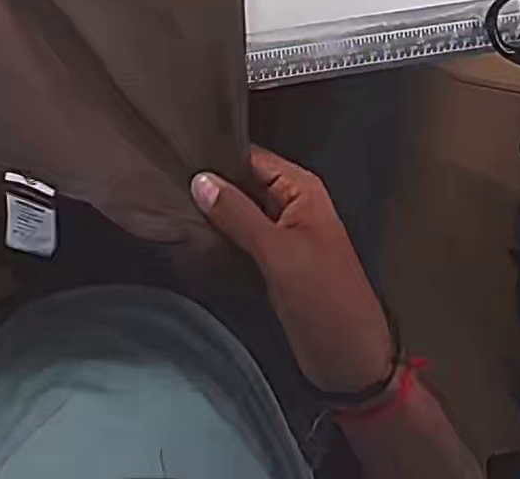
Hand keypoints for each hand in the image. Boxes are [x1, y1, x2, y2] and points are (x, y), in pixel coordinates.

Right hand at [193, 146, 393, 393]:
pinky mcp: (267, 258)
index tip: (178, 157)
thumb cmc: (326, 300)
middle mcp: (288, 203)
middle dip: (210, 184)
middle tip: (169, 183)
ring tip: (171, 203)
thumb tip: (200, 181)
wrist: (350, 364)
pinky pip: (236, 235)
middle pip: (240, 181)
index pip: (250, 157)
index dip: (217, 157)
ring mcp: (277, 231)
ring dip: (211, 211)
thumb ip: (237, 214)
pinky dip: (217, 234)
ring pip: (236, 209)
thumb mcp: (279, 252)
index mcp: (300, 189)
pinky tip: (190, 232)